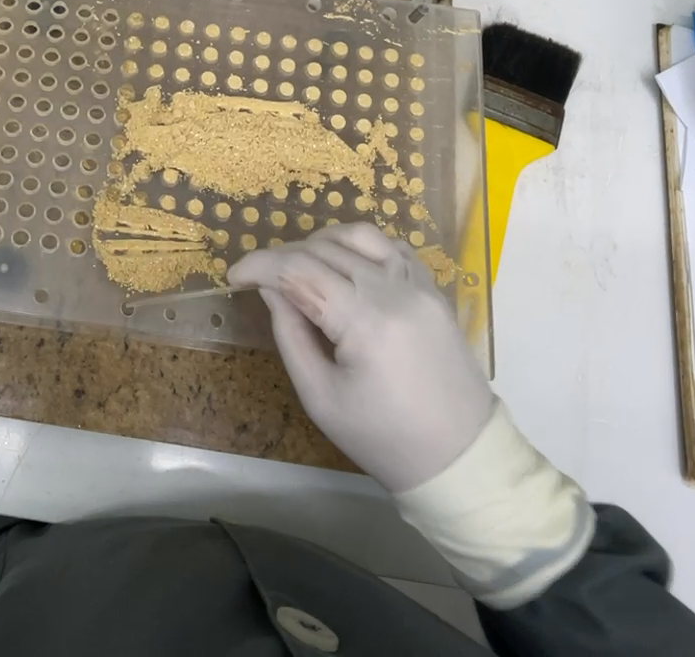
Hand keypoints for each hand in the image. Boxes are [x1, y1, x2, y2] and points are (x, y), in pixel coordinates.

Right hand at [229, 222, 493, 494]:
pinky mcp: (433, 290)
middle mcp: (395, 290)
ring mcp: (420, 285)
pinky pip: (390, 246)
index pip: (299, 270)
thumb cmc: (382, 438)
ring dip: (318, 243)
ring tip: (297, 267)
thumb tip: (271, 289)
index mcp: (365, 321)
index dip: (260, 266)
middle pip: (324, 249)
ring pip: (358, 236)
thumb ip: (290, 334)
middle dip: (282, 256)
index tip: (234, 276)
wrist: (460, 458)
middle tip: (258, 278)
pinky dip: (358, 245)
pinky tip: (341, 265)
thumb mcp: (320, 396)